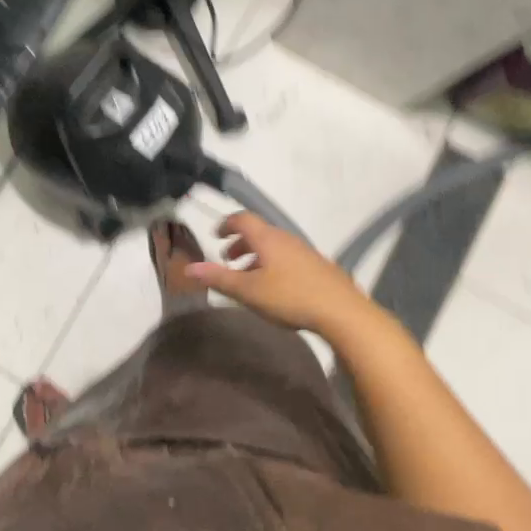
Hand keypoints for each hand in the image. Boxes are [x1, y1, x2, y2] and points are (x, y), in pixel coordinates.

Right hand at [186, 212, 373, 335]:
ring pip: (274, 246)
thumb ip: (218, 278)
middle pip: (259, 232)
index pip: (242, 219)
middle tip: (227, 259)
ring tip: (248, 276)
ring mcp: (305, 251)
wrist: (342, 311)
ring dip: (256, 255)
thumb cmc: (290, 297)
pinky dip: (273, 264)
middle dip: (240, 242)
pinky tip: (275, 288)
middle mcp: (286, 238)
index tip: (215, 235)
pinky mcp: (318, 266)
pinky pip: (287, 257)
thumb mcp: (248, 291)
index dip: (226, 224)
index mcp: (267, 239)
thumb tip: (188, 267)